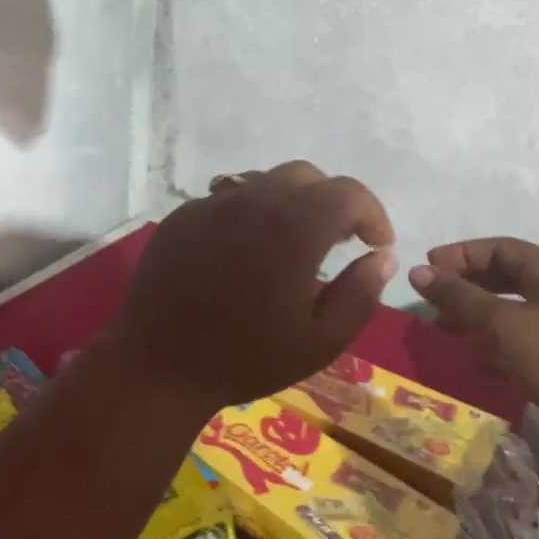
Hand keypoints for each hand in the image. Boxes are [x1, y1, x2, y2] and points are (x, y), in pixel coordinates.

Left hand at [110, 161, 396, 414]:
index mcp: (290, 228)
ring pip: (261, 181)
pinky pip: (224, 198)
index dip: (371, 213)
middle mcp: (249, 202)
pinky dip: (247, 213)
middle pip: (303, 176)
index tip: (375, 244)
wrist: (157, 363)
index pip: (346, 192)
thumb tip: (380, 256)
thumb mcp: (319, 341)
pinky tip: (244, 252)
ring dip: (287, 202)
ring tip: (290, 245)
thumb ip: (359, 293)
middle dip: (330, 201)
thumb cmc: (244, 358)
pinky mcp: (180, 217)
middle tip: (336, 242)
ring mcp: (208, 205)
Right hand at [409, 237, 538, 450]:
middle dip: (466, 285)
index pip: (501, 248)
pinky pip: (524, 338)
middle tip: (432, 299)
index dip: (461, 254)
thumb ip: (460, 297)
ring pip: (513, 309)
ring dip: (477, 315)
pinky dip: (495, 342)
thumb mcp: (504, 325)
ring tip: (445, 331)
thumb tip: (418, 271)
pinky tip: (476, 360)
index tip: (428, 269)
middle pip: (507, 276)